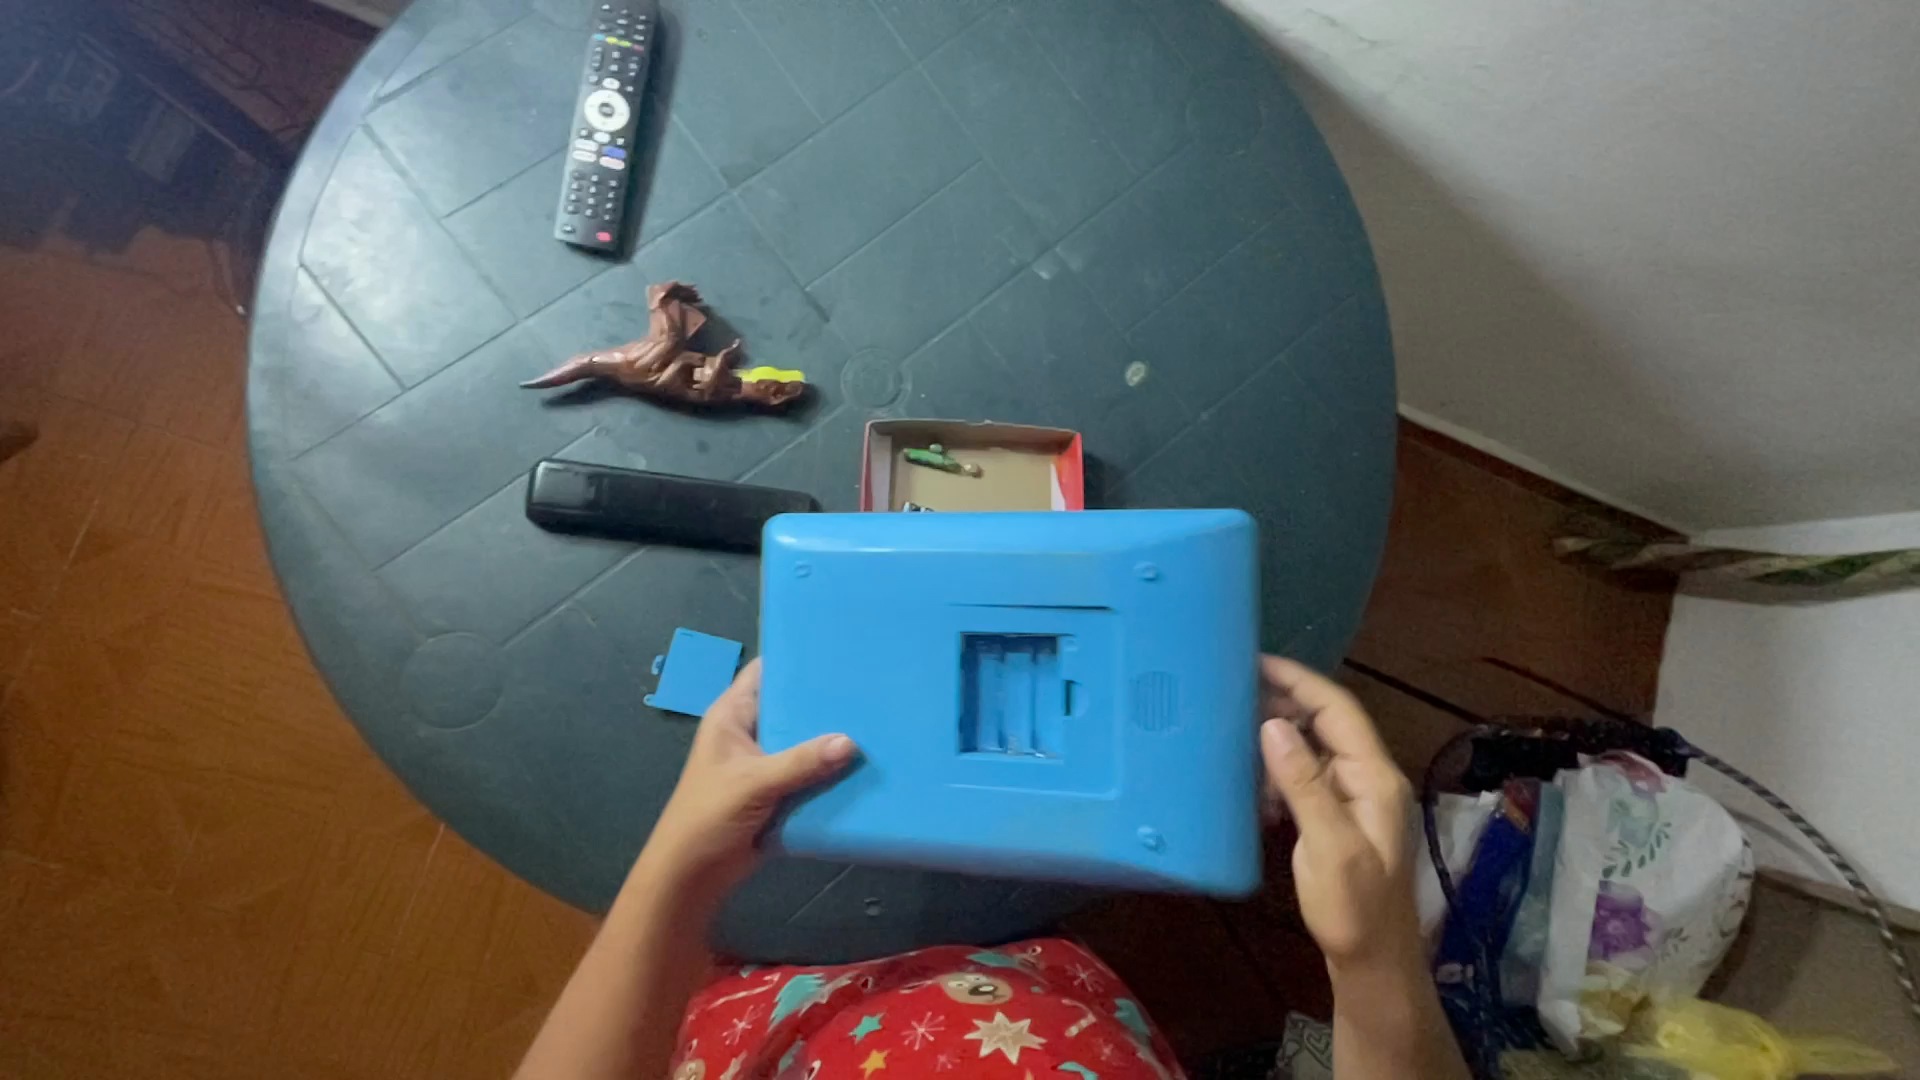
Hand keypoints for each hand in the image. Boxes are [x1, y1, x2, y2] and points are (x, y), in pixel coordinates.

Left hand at [640, 659, 855, 901]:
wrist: (692, 878)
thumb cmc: (708, 817)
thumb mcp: (754, 783)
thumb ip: (802, 762)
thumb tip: (850, 742)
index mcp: (732, 716)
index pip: (764, 672)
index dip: (794, 659)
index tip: (835, 651)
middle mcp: (750, 732)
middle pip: (791, 706)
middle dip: (824, 701)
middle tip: (866, 687)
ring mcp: (765, 761)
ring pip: (804, 740)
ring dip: (831, 738)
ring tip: (874, 721)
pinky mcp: (778, 790)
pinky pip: (810, 771)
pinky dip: (830, 769)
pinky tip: (863, 762)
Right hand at [1258, 656, 1420, 975]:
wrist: (1373, 963)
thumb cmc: (1354, 907)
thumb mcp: (1328, 844)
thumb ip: (1304, 783)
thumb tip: (1273, 724)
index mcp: (1374, 778)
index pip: (1337, 709)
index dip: (1299, 680)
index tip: (1256, 661)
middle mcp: (1367, 778)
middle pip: (1326, 722)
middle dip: (1283, 702)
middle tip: (1234, 693)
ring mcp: (1354, 796)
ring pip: (1313, 746)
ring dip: (1278, 737)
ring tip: (1236, 733)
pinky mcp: (1338, 815)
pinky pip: (1306, 774)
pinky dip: (1278, 769)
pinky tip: (1253, 783)